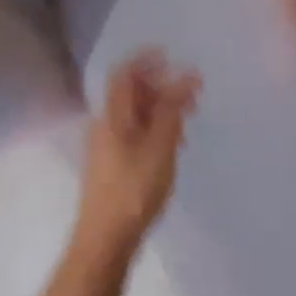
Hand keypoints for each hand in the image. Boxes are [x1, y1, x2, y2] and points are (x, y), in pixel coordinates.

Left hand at [77, 50, 201, 247]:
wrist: (105, 239)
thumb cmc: (134, 190)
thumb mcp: (160, 146)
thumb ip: (172, 108)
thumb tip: (186, 73)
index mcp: (112, 116)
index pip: (124, 73)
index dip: (146, 59)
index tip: (172, 56)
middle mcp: (104, 125)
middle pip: (129, 93)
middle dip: (160, 85)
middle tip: (191, 91)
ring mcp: (105, 146)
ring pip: (133, 115)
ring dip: (160, 108)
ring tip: (188, 118)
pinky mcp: (111, 165)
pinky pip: (134, 133)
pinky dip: (154, 128)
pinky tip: (173, 145)